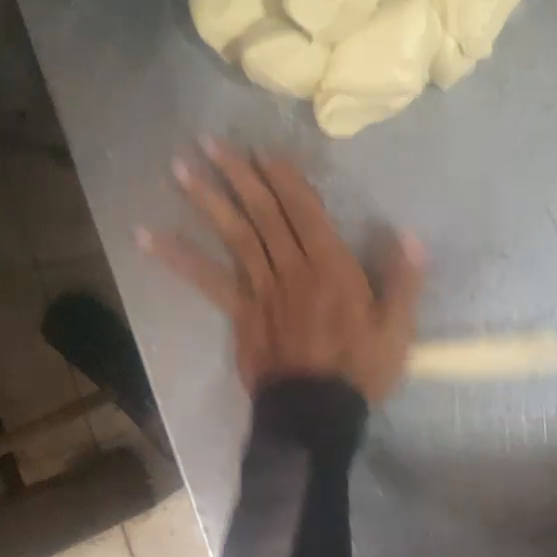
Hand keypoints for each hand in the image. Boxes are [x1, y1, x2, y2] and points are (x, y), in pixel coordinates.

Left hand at [138, 139, 423, 404]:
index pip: (307, 214)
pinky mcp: (241, 315)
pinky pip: (207, 281)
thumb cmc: (362, 370)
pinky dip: (178, 258)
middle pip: (265, 217)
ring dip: (208, 202)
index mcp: (334, 270)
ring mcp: (262, 292)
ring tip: (181, 168)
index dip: (286, 180)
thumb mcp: (398, 329)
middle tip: (211, 143)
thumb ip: (403, 281)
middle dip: (240, 178)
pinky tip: (147, 235)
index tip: (266, 151)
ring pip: (235, 238)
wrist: (316, 413)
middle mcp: (293, 270)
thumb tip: (410, 234)